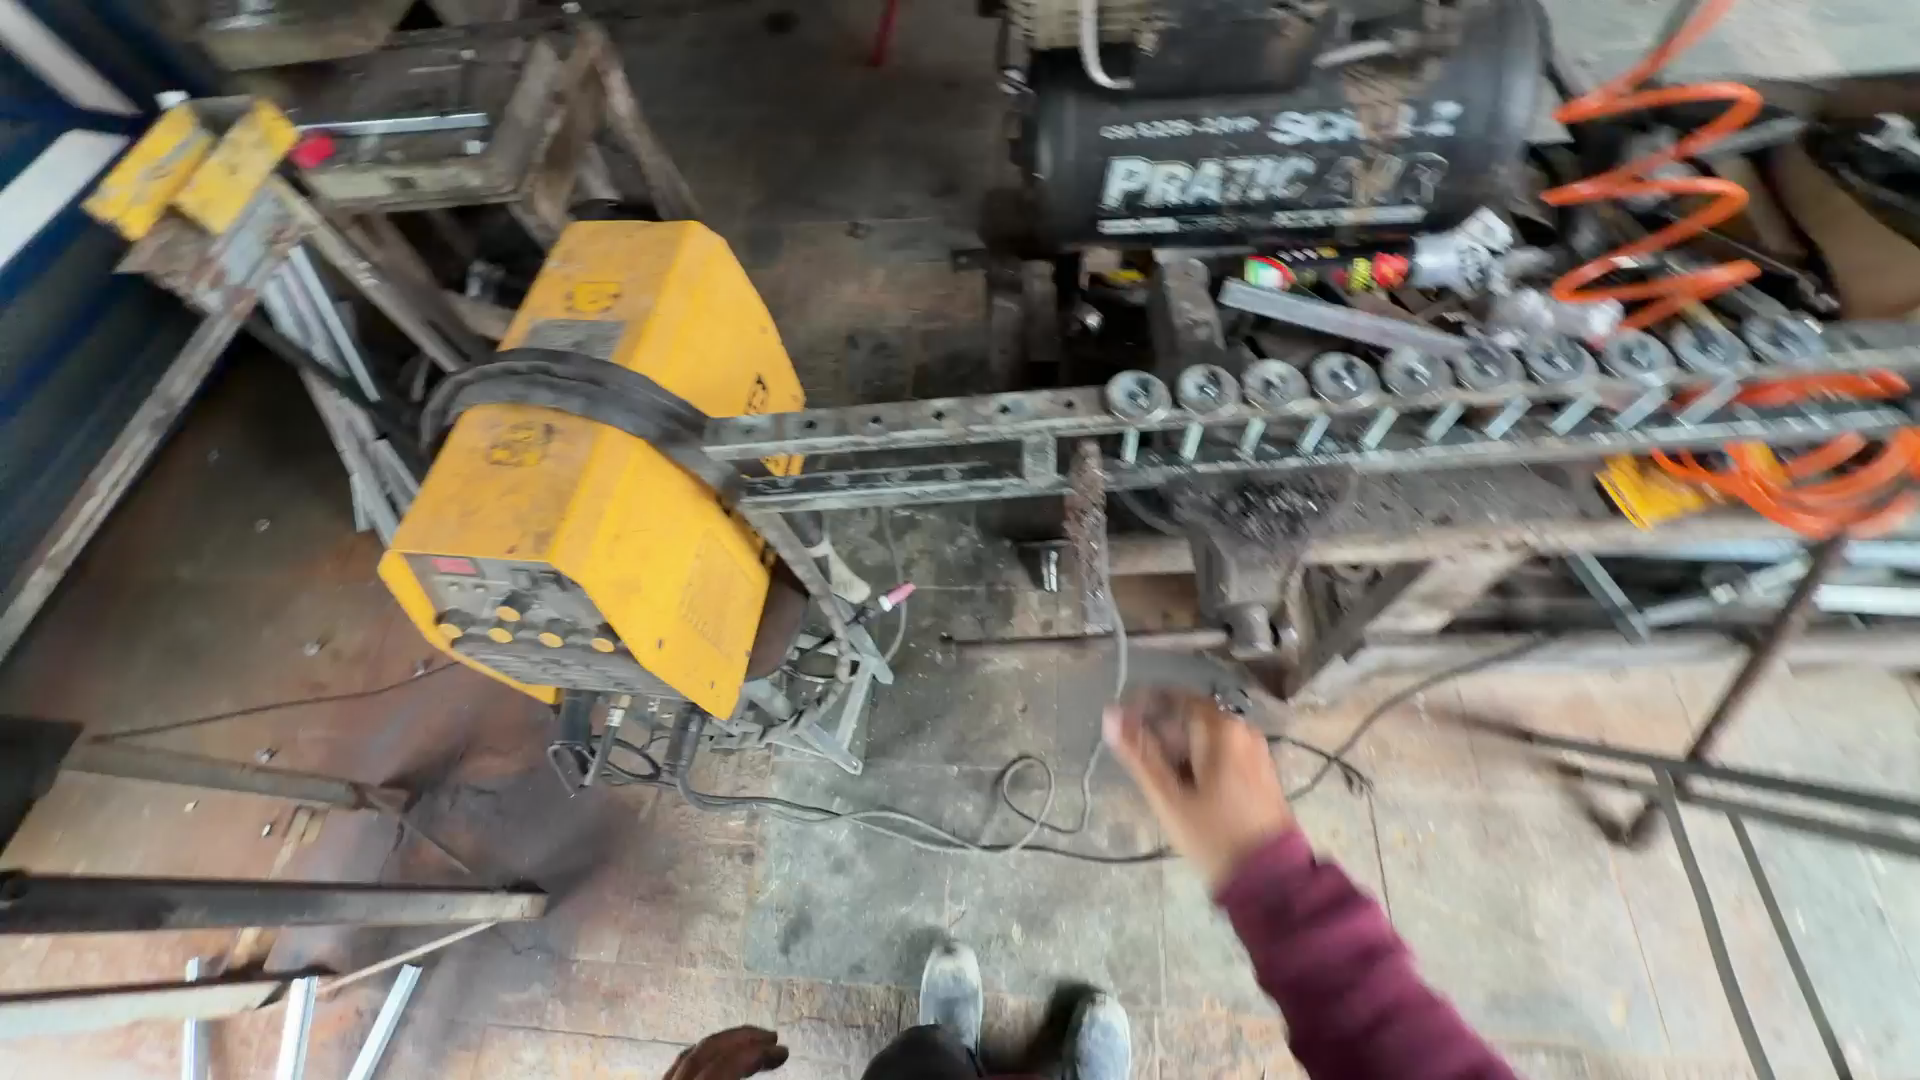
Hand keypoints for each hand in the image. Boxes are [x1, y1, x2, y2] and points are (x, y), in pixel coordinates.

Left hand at [663, 1027, 788, 1079]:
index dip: (757, 1052)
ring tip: (750, 1042)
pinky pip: (678, 1067)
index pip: (725, 1064)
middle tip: (771, 1037)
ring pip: (689, 1054)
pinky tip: (718, 1058)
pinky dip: (702, 1057)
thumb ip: (740, 1077)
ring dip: (723, 1043)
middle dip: (742, 1038)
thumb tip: (777, 1057)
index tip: (782, 1050)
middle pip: (705, 1050)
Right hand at [1104, 688, 1296, 889]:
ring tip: (1163, 781)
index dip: (1143, 708)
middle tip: (1142, 764)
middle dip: (1163, 734)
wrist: (1271, 881)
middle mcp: (1243, 730)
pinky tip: (1190, 788)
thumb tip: (1110, 714)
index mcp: (1221, 729)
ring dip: (1180, 749)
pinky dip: (1201, 761)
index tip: (1122, 729)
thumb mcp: (1168, 797)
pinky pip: (1223, 752)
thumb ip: (1138, 753)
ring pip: (1206, 736)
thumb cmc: (1213, 836)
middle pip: (1190, 717)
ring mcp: (1257, 750)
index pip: (1173, 699)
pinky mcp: (1262, 771)